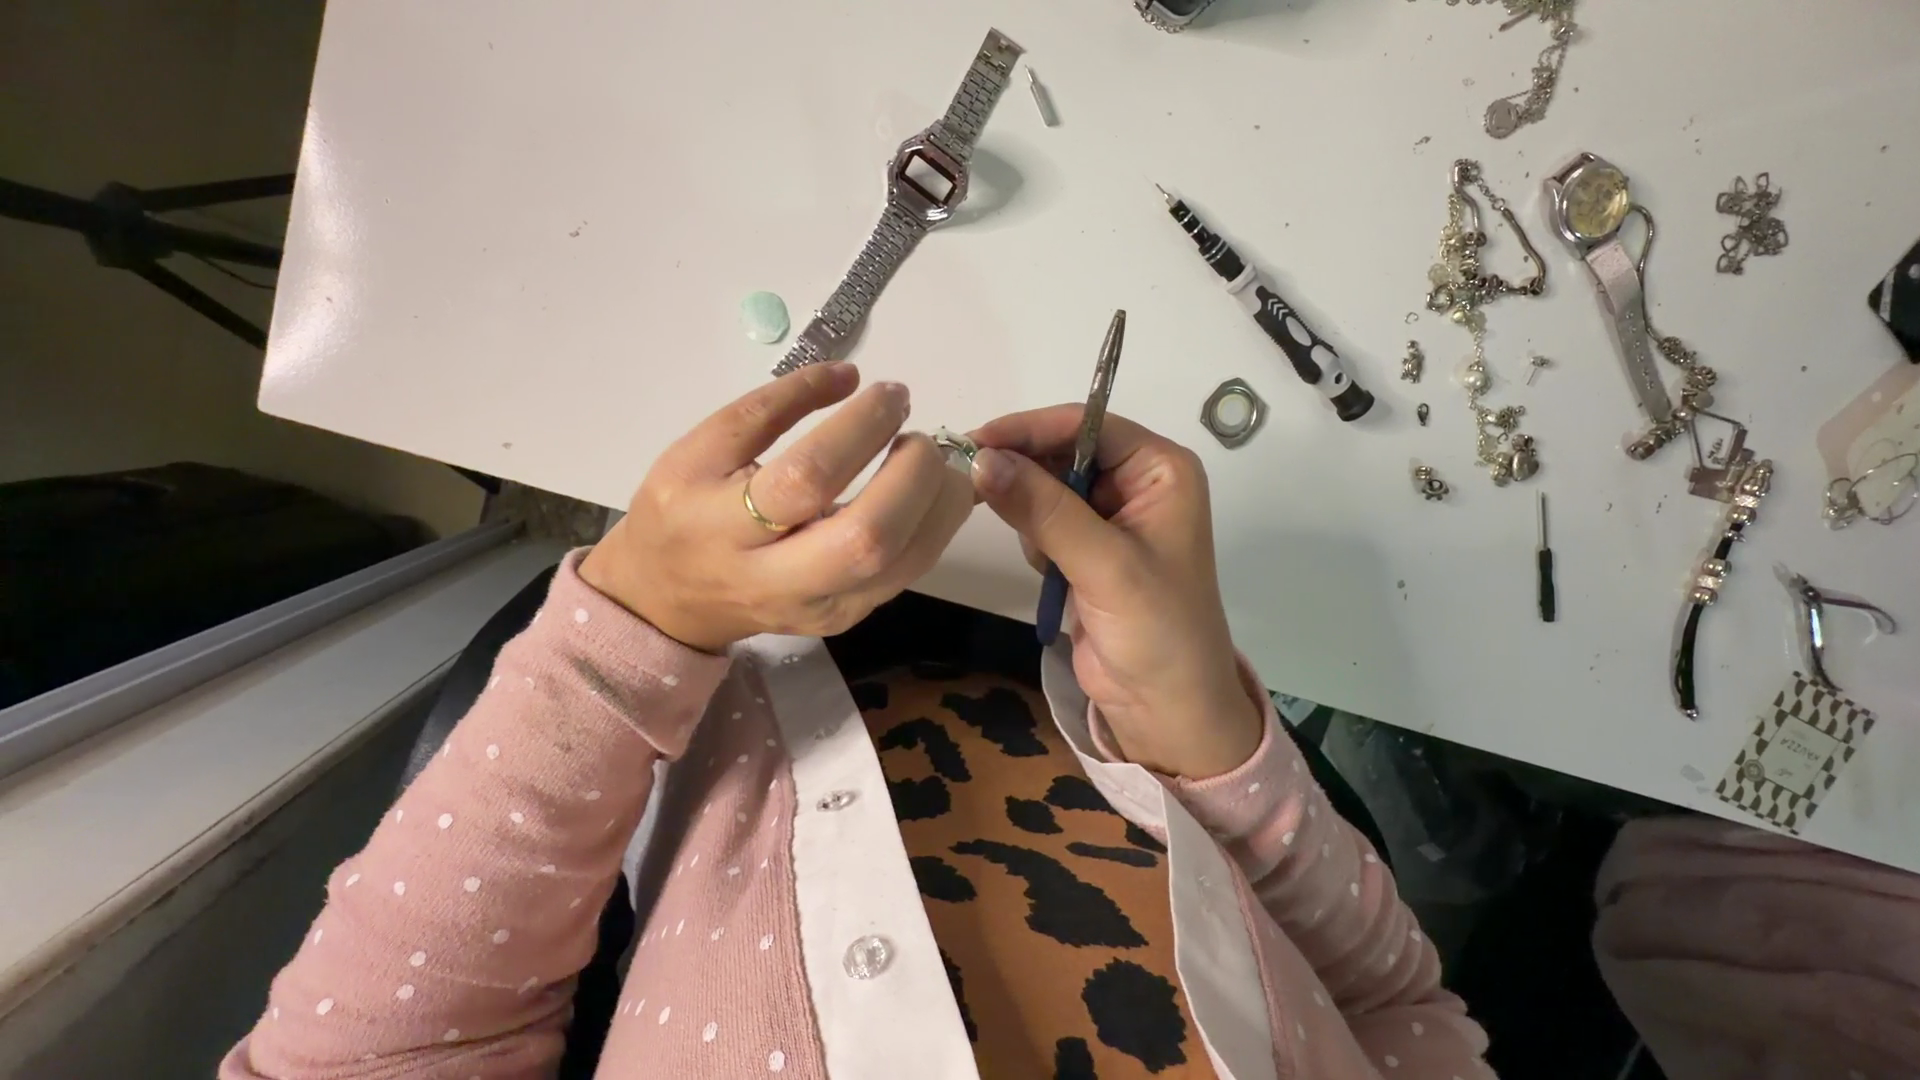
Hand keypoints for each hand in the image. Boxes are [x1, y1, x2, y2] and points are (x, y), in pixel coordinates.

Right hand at [581, 363, 973, 652]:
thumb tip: (850, 377)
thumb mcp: (700, 447)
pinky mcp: (848, 619)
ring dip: (941, 503)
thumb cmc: (683, 512)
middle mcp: (776, 580)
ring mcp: (819, 609)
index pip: (807, 479)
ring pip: (905, 565)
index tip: (890, 393)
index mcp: (723, 526)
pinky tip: (930, 492)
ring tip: (934, 460)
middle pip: (867, 538)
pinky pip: (910, 573)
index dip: (860, 429)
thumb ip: (772, 406)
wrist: (672, 604)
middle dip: (914, 476)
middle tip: (918, 437)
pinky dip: (935, 525)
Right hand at [969, 407, 1260, 778]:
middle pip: (1063, 450)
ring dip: (1031, 514)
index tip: (974, 441)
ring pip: (1046, 487)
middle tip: (975, 485)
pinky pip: (1043, 523)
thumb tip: (980, 460)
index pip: (1087, 425)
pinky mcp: (1087, 550)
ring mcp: (1111, 518)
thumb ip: (1043, 510)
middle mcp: (1138, 483)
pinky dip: (1034, 541)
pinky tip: (1049, 573)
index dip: (1030, 429)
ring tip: (1046, 558)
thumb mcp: (1104, 564)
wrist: (1166, 707)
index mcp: (1160, 470)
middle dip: (1025, 471)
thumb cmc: (1156, 630)